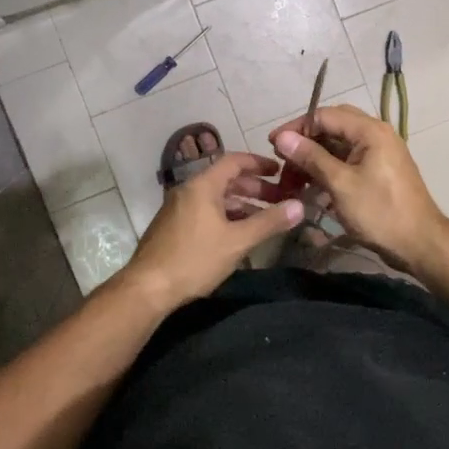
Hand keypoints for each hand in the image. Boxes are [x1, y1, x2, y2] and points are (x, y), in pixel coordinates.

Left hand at [115, 152, 303, 311]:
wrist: (148, 286)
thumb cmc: (195, 259)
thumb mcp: (237, 241)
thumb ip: (269, 222)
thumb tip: (299, 206)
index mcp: (202, 185)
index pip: (234, 161)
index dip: (259, 163)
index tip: (280, 171)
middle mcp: (188, 190)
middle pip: (225, 179)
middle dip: (254, 187)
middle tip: (280, 198)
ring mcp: (177, 208)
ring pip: (215, 197)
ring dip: (241, 203)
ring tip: (264, 217)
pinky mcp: (172, 226)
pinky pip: (204, 210)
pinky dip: (225, 214)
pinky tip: (238, 233)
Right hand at [270, 105, 447, 270]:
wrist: (420, 244)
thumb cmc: (380, 212)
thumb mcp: (340, 184)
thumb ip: (311, 157)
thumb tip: (282, 137)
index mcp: (370, 131)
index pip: (324, 115)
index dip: (296, 128)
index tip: (272, 145)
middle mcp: (376, 134)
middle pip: (331, 126)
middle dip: (304, 142)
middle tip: (282, 159)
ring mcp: (379, 152)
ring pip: (338, 144)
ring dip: (314, 157)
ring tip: (292, 177)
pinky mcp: (379, 170)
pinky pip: (347, 160)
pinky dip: (328, 168)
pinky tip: (311, 185)